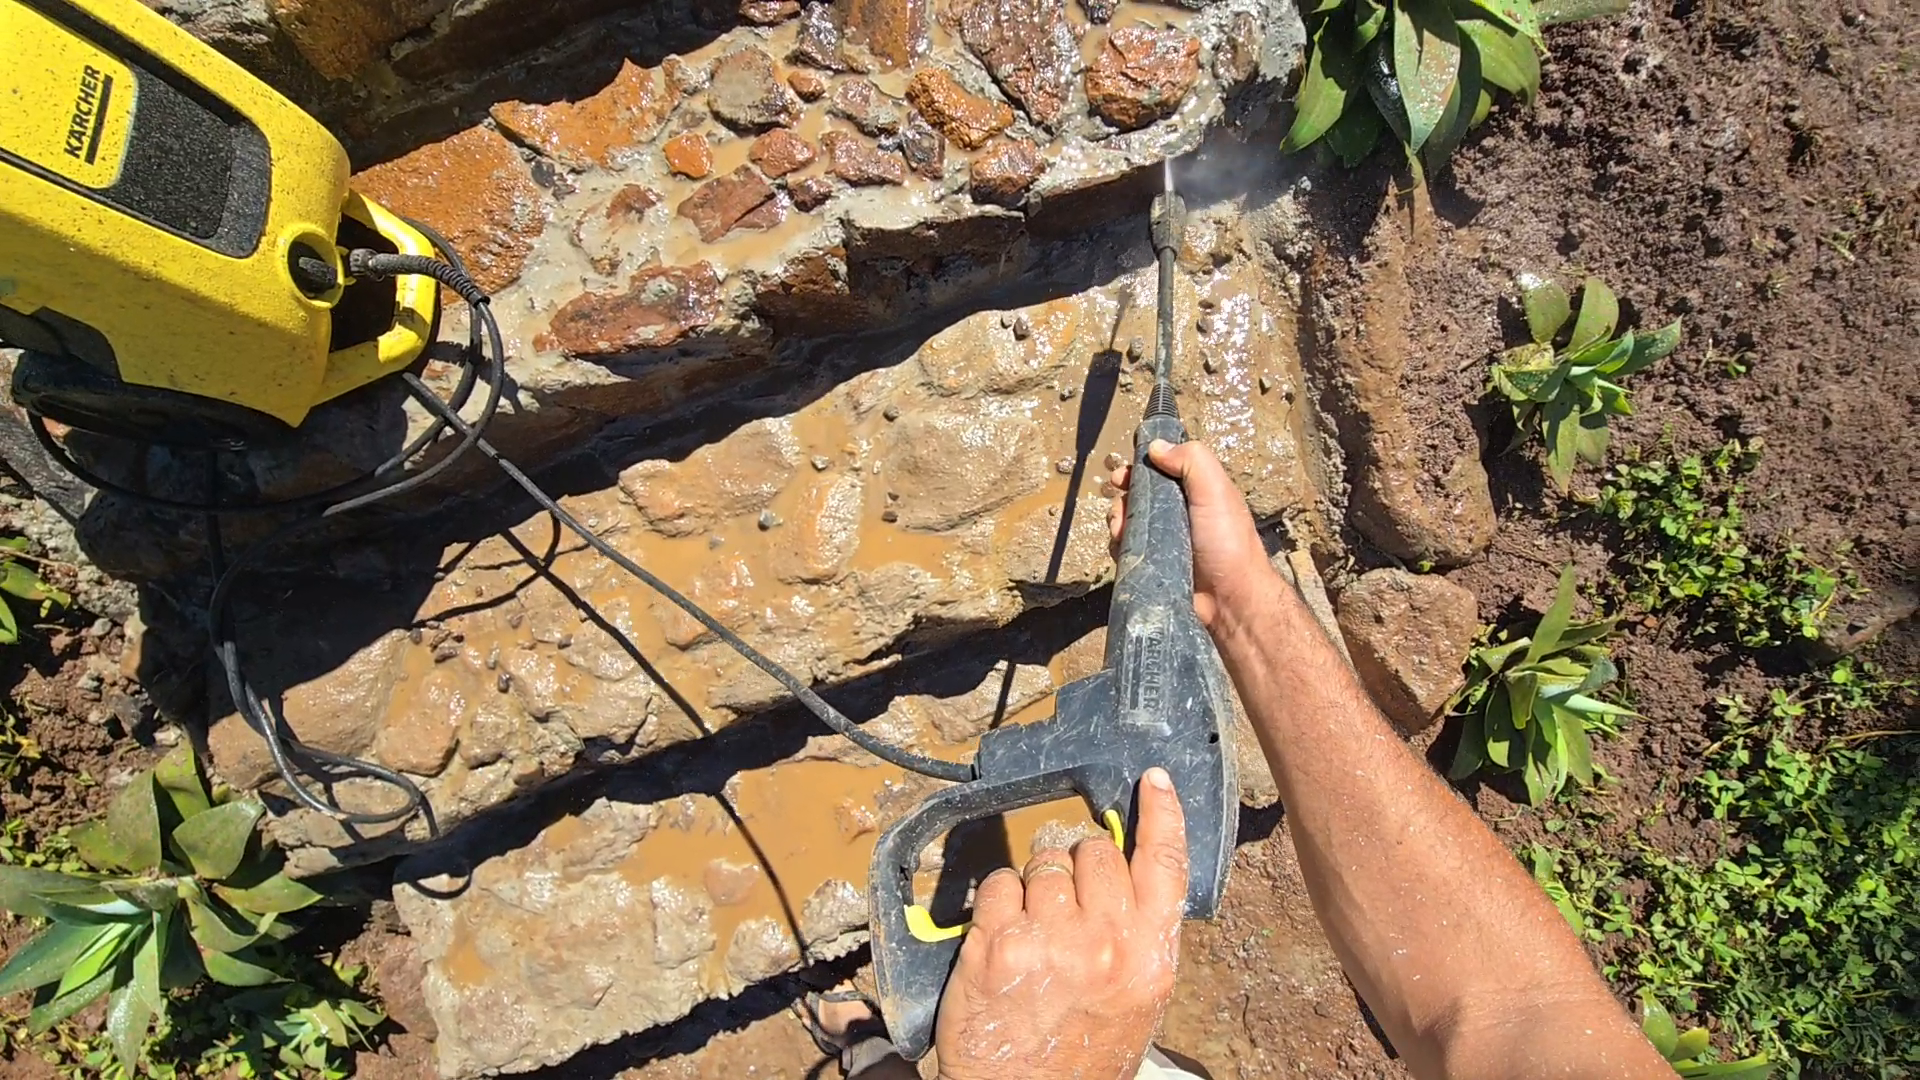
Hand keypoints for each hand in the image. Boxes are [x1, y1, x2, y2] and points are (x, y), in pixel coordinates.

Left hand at [932, 768, 1188, 1079]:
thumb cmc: (1082, 1052)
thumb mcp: (1134, 998)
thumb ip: (1135, 931)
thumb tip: (1121, 866)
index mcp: (1149, 958)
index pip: (1165, 867)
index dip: (1163, 815)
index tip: (1154, 779)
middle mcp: (1105, 943)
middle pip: (1091, 851)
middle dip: (1075, 866)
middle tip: (1064, 907)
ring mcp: (1050, 939)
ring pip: (1043, 862)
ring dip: (1035, 887)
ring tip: (1034, 933)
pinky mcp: (999, 941)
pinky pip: (1001, 881)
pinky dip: (998, 900)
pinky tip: (1002, 937)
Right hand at [1107, 439, 1271, 631]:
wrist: (1229, 600)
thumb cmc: (1228, 543)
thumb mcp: (1215, 491)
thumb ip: (1192, 461)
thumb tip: (1156, 446)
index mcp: (1195, 492)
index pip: (1160, 471)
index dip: (1139, 469)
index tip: (1123, 475)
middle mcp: (1178, 514)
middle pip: (1137, 496)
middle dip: (1123, 498)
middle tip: (1120, 509)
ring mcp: (1164, 540)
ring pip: (1127, 522)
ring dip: (1117, 523)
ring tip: (1121, 533)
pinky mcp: (1153, 564)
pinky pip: (1126, 550)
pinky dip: (1119, 547)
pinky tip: (1122, 550)